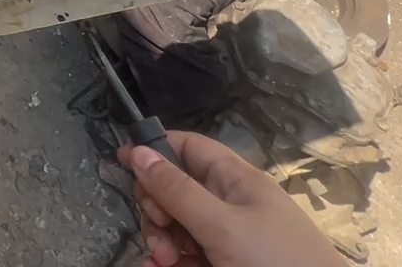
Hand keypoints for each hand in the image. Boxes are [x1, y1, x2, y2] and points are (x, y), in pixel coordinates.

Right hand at [118, 131, 344, 266]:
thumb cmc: (277, 266)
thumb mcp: (224, 227)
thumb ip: (177, 190)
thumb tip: (137, 150)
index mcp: (238, 183)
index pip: (189, 147)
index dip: (155, 149)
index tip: (123, 163)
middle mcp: (233, 207)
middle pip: (177, 188)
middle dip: (157, 207)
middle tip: (157, 229)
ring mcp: (232, 242)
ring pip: (179, 226)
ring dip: (161, 240)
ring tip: (162, 261)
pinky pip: (189, 256)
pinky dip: (171, 261)